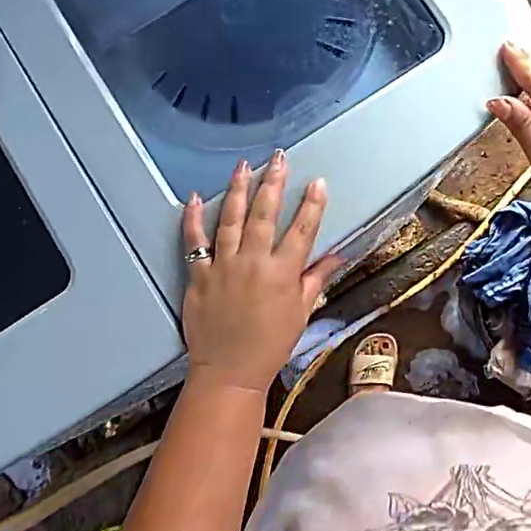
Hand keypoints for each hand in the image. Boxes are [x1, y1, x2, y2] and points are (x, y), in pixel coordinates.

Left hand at [180, 152, 341, 393]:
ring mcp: (223, 267)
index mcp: (283, 274)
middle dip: (273, 183)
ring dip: (237, 190)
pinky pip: (194, 242)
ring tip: (243, 167)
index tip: (317, 183)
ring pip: (230, 220)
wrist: (230, 371)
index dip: (312, 205)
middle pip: (264, 216)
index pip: (302, 231)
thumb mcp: (301, 312)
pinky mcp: (199, 276)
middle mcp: (254, 264)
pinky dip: (192, 219)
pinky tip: (193, 198)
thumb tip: (338, 255)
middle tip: (278, 159)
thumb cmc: (271, 345)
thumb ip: (316, 279)